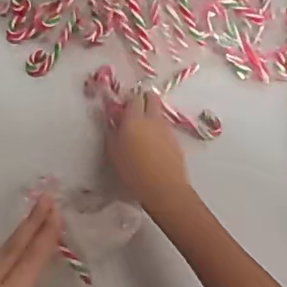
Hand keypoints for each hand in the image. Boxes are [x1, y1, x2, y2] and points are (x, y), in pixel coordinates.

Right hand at [107, 92, 193, 217]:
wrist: (163, 188)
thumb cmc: (132, 172)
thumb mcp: (113, 152)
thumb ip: (112, 131)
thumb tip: (111, 117)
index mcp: (134, 119)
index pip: (134, 98)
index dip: (128, 100)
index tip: (122, 108)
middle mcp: (152, 119)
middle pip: (151, 98)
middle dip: (144, 99)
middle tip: (134, 112)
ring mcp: (166, 129)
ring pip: (159, 113)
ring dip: (151, 115)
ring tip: (142, 132)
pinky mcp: (176, 140)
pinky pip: (165, 128)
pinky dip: (158, 130)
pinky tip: (153, 145)